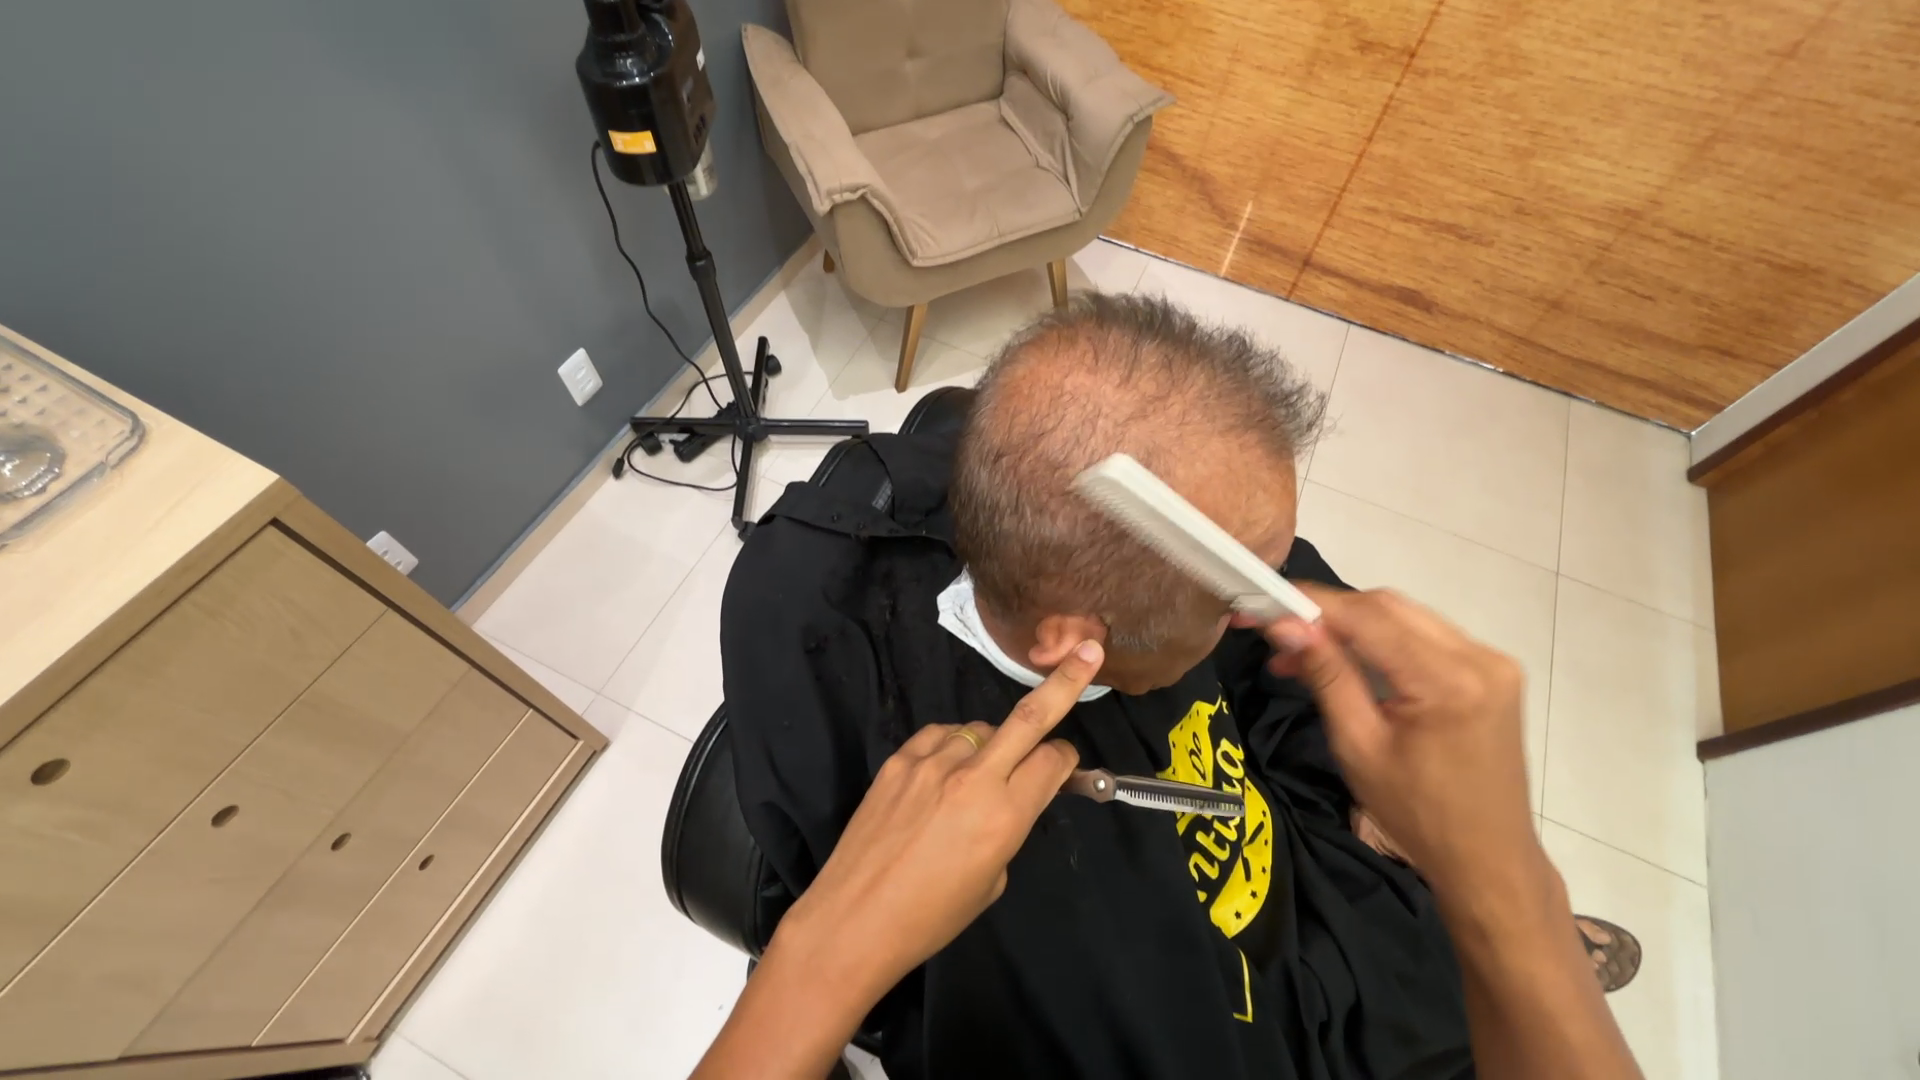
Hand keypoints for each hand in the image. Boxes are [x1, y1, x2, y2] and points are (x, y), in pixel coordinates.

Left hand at [769, 639, 1102, 997]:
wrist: (854, 918)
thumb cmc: (932, 916)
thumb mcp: (992, 879)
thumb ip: (1008, 826)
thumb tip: (1010, 795)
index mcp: (1004, 815)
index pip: (1052, 761)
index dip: (1065, 760)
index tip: (1063, 765)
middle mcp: (973, 777)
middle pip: (1029, 717)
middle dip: (1065, 682)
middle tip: (1088, 650)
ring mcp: (931, 761)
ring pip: (979, 729)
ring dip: (990, 744)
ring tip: (973, 778)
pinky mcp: (899, 758)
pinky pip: (940, 736)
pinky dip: (952, 747)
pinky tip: (941, 772)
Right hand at [1258, 586, 1539, 894]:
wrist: (1487, 857)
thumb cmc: (1415, 812)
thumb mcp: (1358, 744)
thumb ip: (1326, 675)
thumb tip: (1285, 624)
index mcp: (1449, 681)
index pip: (1368, 616)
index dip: (1311, 605)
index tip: (1263, 605)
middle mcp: (1480, 658)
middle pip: (1388, 606)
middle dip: (1328, 612)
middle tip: (1277, 633)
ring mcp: (1492, 661)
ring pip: (1404, 615)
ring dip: (1350, 625)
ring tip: (1302, 653)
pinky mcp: (1490, 671)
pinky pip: (1423, 635)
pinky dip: (1379, 640)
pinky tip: (1347, 661)